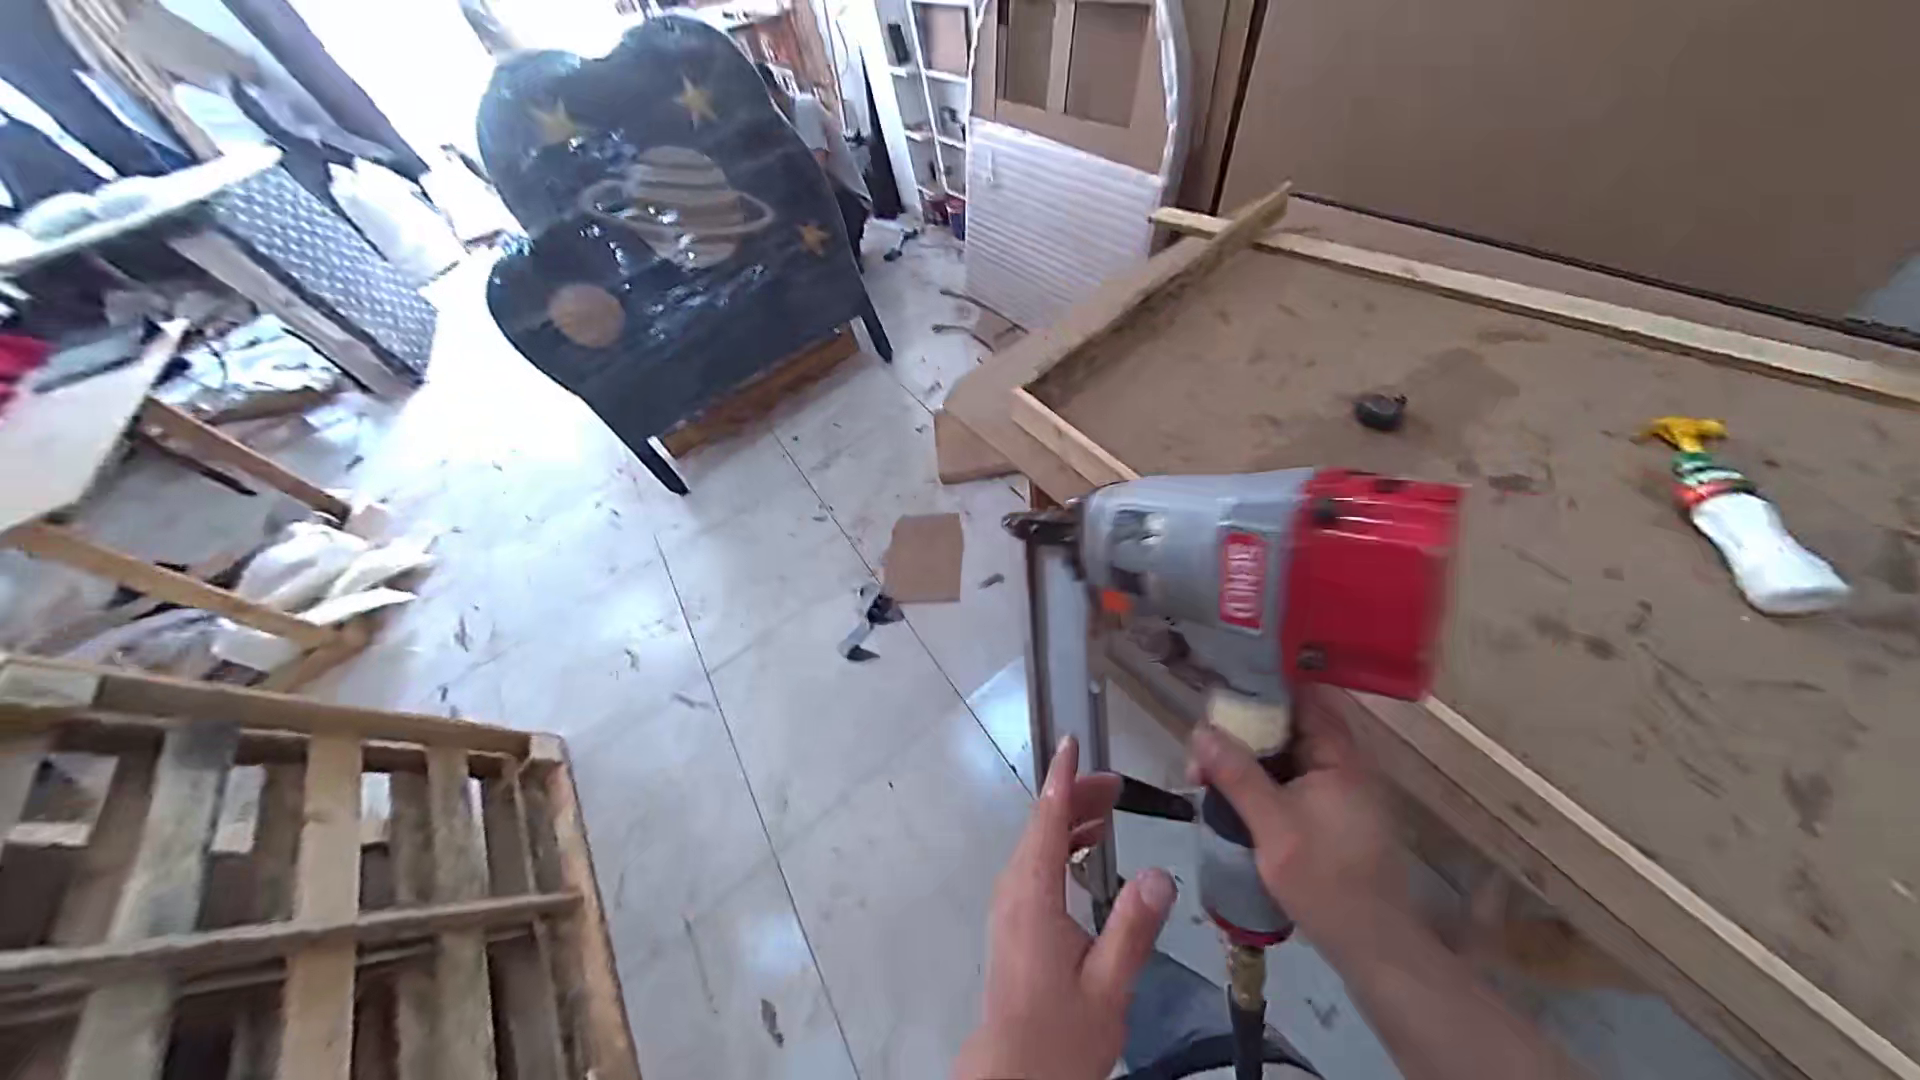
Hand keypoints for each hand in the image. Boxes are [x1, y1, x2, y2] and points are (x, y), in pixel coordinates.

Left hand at [954, 736, 1176, 1079]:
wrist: (1014, 1073)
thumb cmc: (1060, 1033)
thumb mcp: (1108, 985)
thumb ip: (1133, 927)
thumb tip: (1162, 874)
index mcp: (1033, 892)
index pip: (1046, 818)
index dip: (1061, 778)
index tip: (1070, 742)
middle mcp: (1015, 886)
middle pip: (1043, 823)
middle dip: (1076, 795)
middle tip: (1117, 784)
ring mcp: (1011, 899)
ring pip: (1039, 841)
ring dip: (1071, 818)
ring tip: (1110, 808)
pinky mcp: (1015, 913)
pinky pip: (1038, 861)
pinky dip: (1062, 842)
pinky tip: (1089, 846)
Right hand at [1187, 689, 1407, 957]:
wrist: (1372, 949)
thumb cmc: (1327, 882)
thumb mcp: (1273, 826)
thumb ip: (1236, 774)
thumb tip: (1200, 730)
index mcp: (1340, 758)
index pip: (1304, 698)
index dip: (1263, 690)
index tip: (1221, 694)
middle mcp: (1341, 764)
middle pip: (1286, 726)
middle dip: (1240, 730)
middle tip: (1202, 745)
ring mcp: (1335, 789)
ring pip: (1282, 754)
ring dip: (1243, 758)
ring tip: (1203, 774)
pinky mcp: (1326, 812)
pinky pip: (1285, 779)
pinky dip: (1255, 780)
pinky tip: (1226, 794)